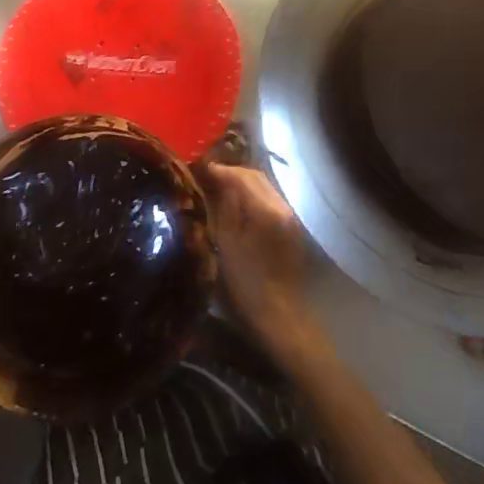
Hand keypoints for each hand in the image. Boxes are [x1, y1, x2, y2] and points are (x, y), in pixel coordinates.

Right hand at [198, 163, 320, 360]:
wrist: (278, 314)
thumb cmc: (246, 282)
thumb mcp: (225, 241)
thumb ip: (221, 205)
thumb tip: (210, 179)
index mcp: (266, 208)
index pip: (240, 175)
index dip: (217, 170)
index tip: (195, 170)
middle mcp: (282, 205)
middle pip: (254, 176)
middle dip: (229, 174)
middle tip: (203, 179)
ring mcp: (288, 216)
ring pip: (261, 187)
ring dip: (239, 184)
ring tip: (214, 192)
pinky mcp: (288, 227)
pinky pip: (266, 200)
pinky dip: (248, 197)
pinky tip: (232, 209)